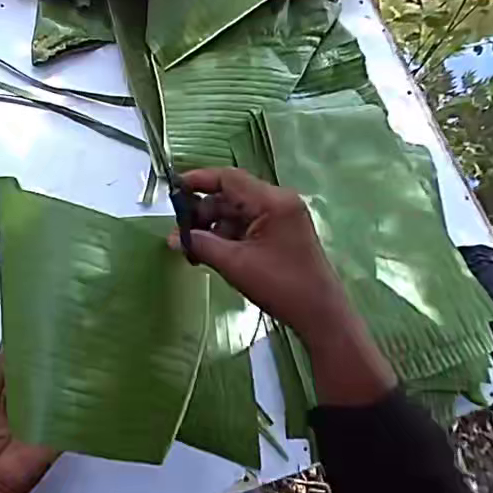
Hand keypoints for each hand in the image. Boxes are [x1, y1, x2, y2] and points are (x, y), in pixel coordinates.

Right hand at [167, 167, 395, 405]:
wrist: (319, 314)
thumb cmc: (280, 285)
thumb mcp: (235, 264)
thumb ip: (201, 245)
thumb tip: (174, 238)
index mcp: (272, 201)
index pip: (228, 178)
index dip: (198, 181)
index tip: (173, 189)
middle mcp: (278, 202)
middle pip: (230, 195)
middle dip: (202, 212)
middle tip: (179, 233)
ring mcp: (281, 218)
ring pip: (236, 212)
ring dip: (212, 227)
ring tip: (191, 249)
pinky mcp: (280, 233)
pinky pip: (246, 226)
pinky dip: (226, 237)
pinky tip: (209, 253)